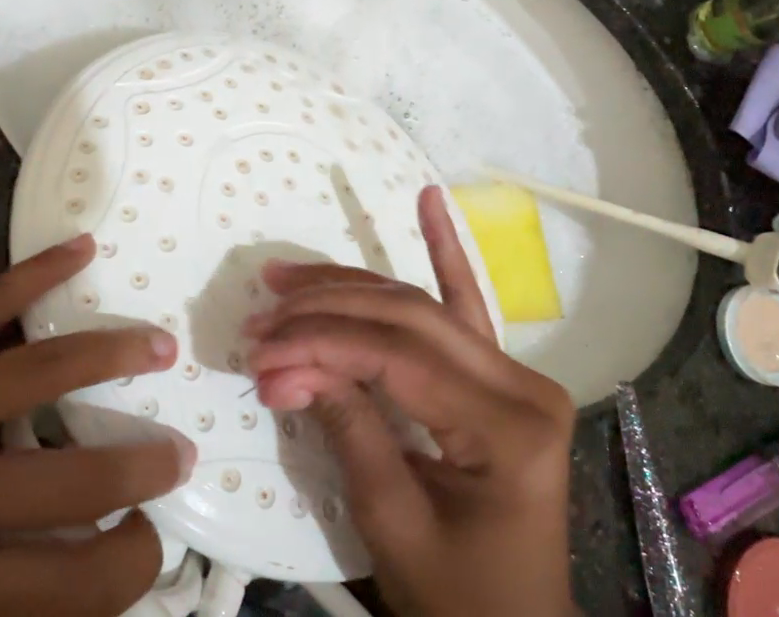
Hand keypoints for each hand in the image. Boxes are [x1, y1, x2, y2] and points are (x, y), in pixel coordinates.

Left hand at [0, 237, 194, 616]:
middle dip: (143, 466)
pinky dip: (36, 276)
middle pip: (75, 481)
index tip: (148, 535)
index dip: (132, 563)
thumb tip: (92, 539)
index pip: (74, 585)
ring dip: (111, 352)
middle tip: (180, 446)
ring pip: (39, 373)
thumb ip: (6, 580)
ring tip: (158, 344)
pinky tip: (81, 251)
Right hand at [245, 187, 576, 616]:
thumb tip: (282, 365)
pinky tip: (429, 201)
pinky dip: (446, 250)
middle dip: (325, 310)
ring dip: (351, 286)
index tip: (258, 350)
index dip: (320, 343)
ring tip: (284, 277)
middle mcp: (520, 384)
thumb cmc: (455, 592)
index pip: (397, 356)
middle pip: (408, 317)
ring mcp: (514, 375)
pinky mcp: (498, 377)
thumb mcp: (391, 520)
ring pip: (421, 305)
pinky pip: (466, 307)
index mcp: (507, 426)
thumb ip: (345, 427)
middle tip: (261, 314)